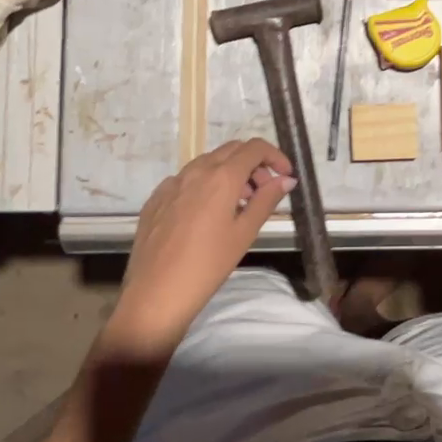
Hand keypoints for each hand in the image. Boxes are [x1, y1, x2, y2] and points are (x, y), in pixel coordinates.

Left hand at [107, 139, 295, 354]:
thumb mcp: (244, 234)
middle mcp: (195, 171)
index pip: (254, 148)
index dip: (274, 156)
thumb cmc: (208, 266)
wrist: (156, 294)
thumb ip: (266, 200)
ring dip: (229, 173)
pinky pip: (186, 180)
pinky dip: (204, 185)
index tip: (285, 176)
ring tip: (237, 206)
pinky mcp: (156, 198)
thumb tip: (286, 180)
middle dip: (253, 164)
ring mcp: (171, 183)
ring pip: (207, 163)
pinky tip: (205, 215)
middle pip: (231, 150)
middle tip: (264, 192)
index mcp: (221, 177)